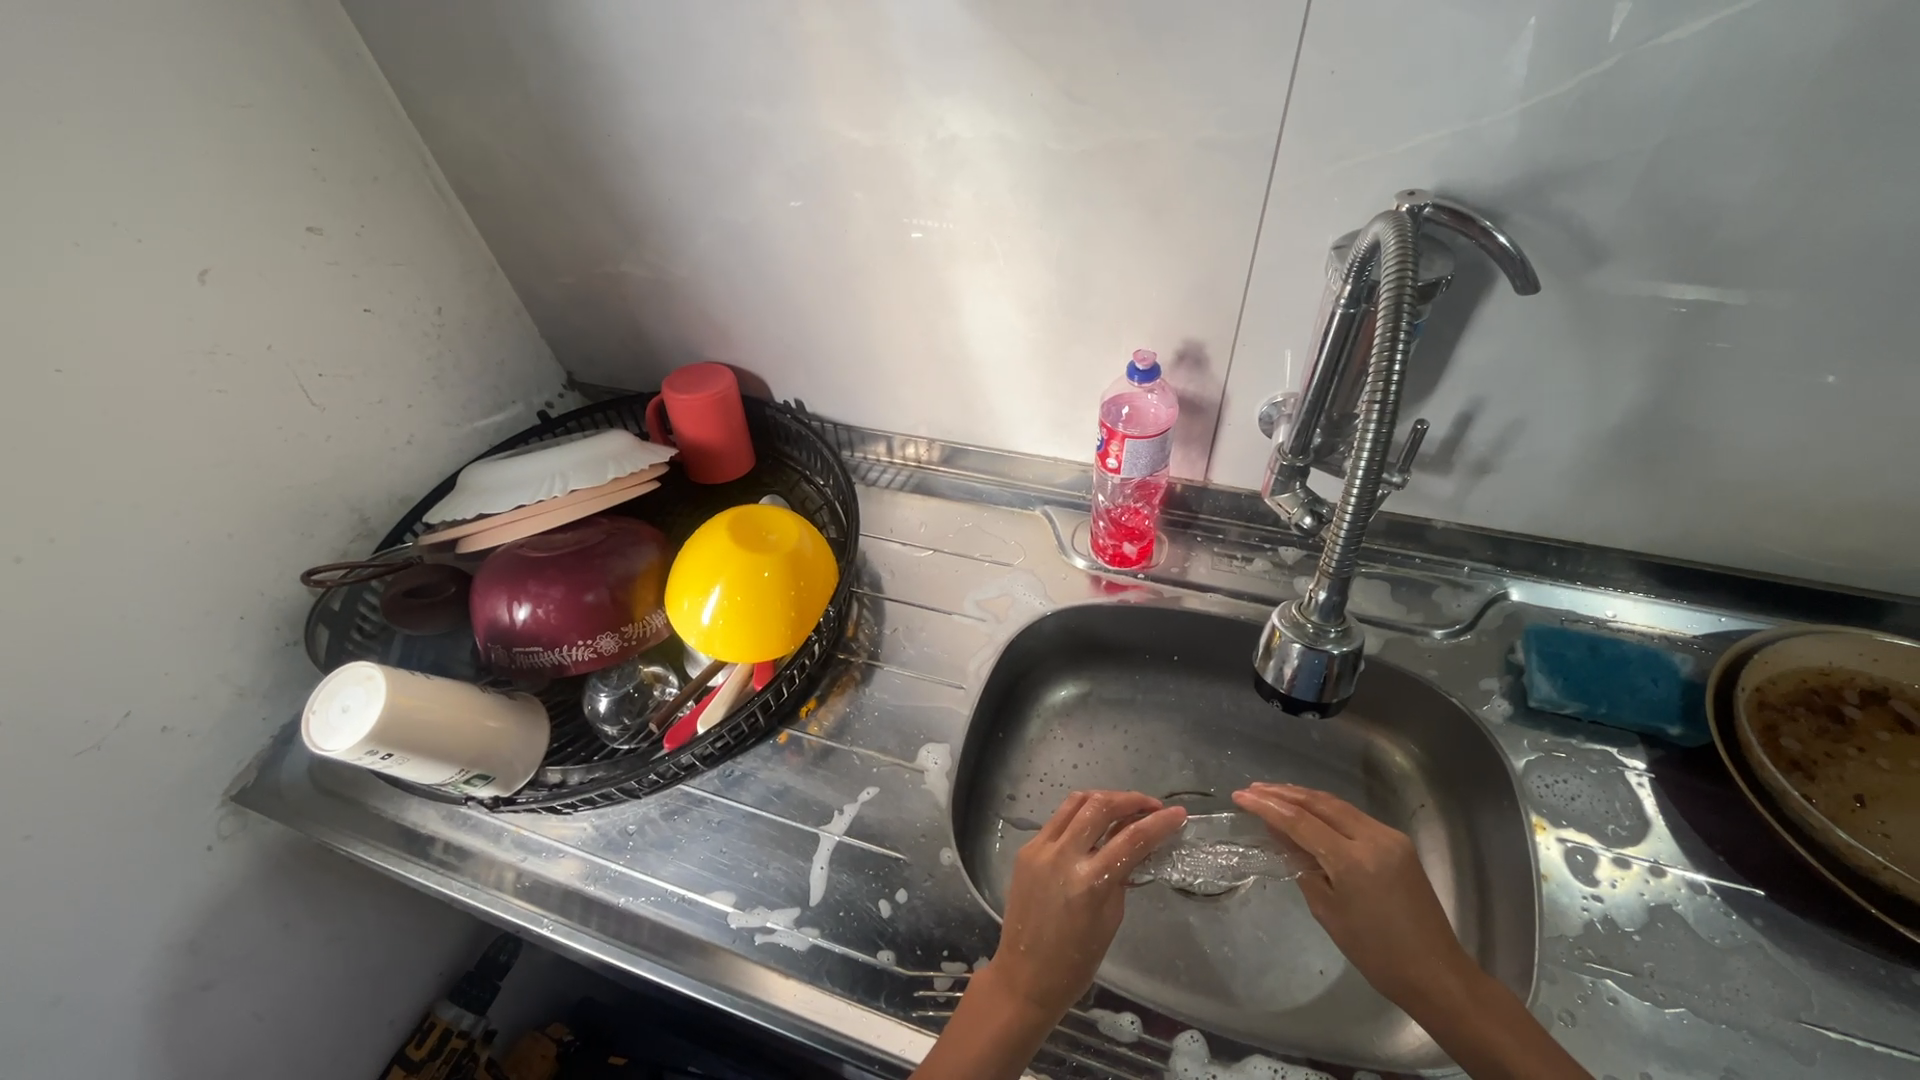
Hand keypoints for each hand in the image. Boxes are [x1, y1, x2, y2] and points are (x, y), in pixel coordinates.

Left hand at [989, 790, 1186, 1016]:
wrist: (1025, 975)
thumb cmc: (1076, 960)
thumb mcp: (1111, 919)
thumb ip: (1122, 876)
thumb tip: (1133, 847)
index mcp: (1090, 882)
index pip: (1132, 839)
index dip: (1160, 823)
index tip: (1179, 814)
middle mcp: (1063, 857)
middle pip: (1100, 806)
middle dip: (1130, 800)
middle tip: (1151, 806)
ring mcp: (1040, 849)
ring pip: (1075, 803)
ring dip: (1104, 799)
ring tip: (1124, 807)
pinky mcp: (1026, 849)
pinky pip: (1058, 820)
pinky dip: (1080, 815)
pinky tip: (1094, 825)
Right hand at [1232, 783, 1471, 1005]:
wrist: (1436, 973)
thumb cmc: (1375, 953)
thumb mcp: (1327, 910)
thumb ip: (1301, 866)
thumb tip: (1279, 834)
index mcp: (1353, 860)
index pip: (1300, 821)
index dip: (1266, 807)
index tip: (1239, 796)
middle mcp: (1374, 838)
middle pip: (1320, 803)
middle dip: (1283, 794)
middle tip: (1252, 789)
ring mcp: (1390, 838)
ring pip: (1338, 805)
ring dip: (1303, 797)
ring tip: (1273, 793)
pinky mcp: (1398, 843)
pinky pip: (1353, 817)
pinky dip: (1325, 810)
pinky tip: (1307, 811)